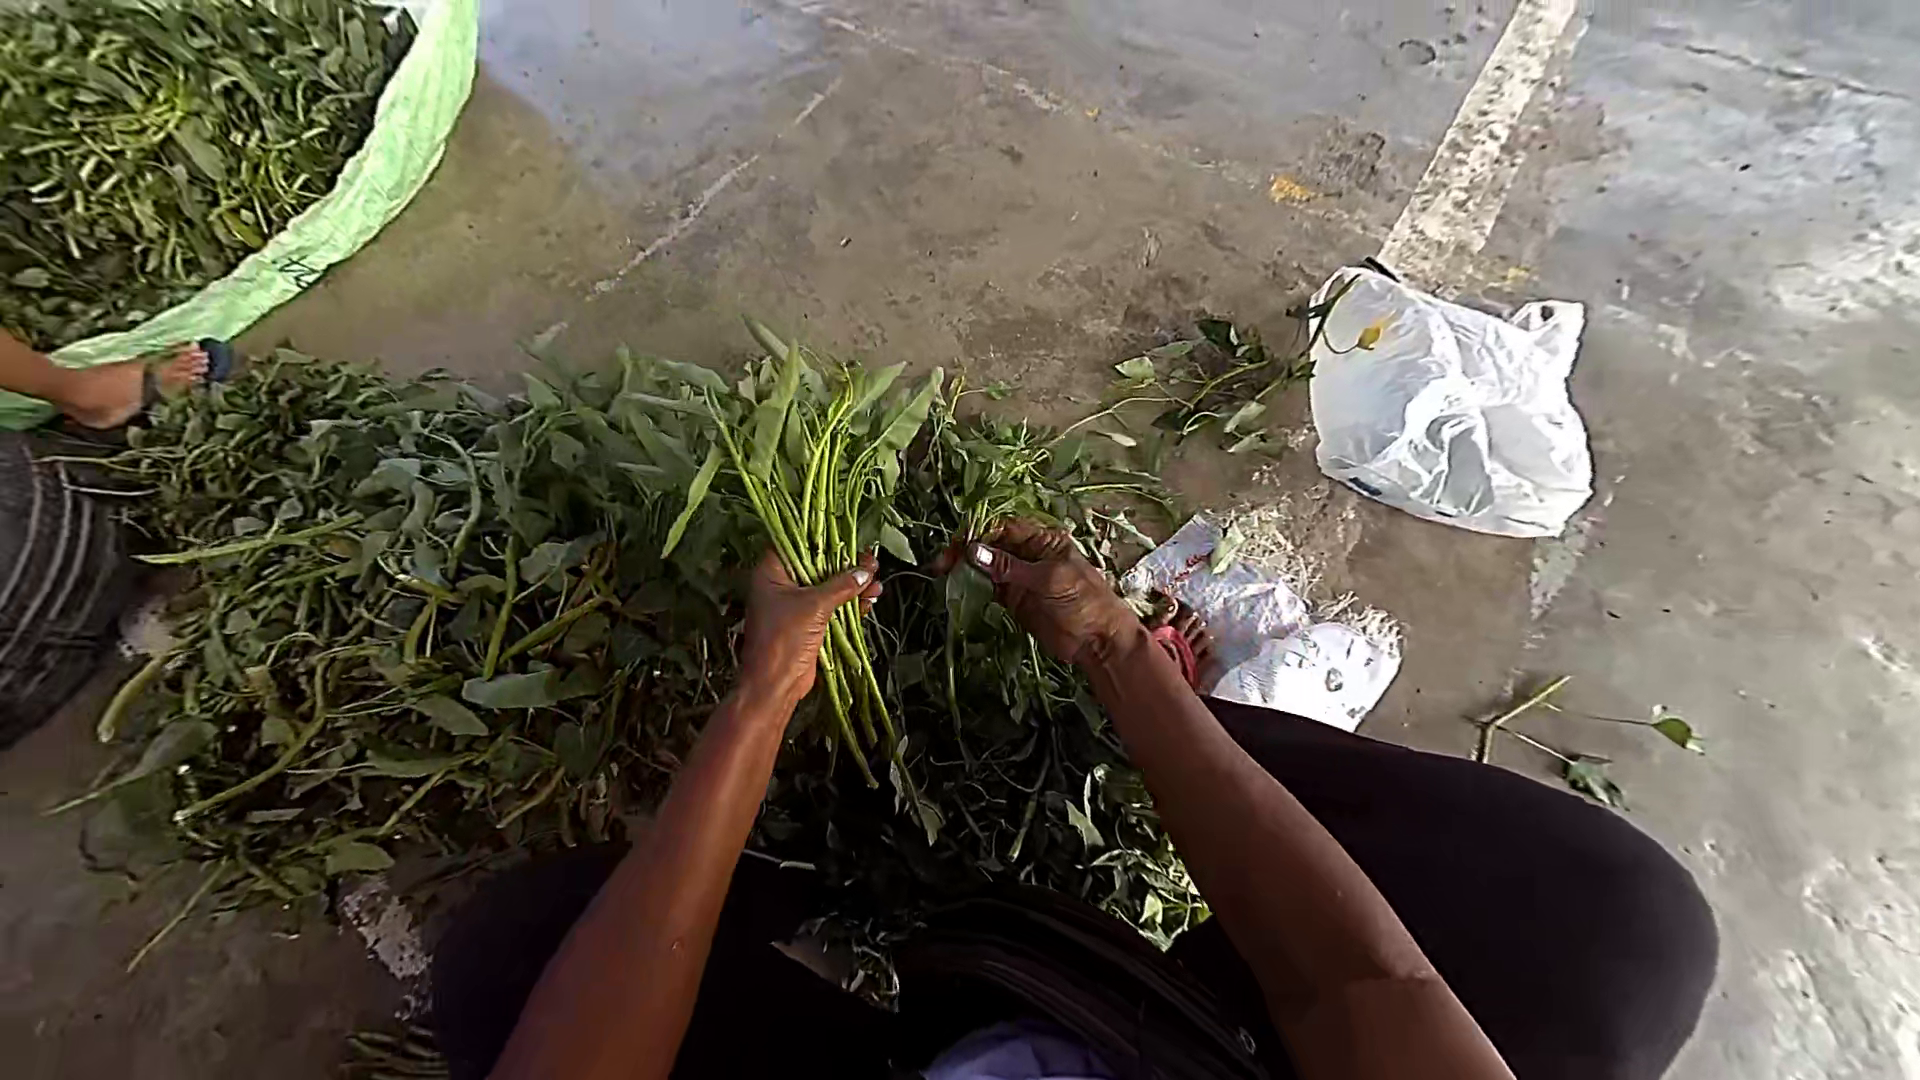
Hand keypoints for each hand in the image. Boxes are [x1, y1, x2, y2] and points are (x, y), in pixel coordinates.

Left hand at [737, 549, 880, 710]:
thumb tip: (864, 572)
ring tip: (876, 581)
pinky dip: (851, 603)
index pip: (796, 543)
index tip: (846, 536)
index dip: (821, 538)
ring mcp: (796, 604)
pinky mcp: (809, 622)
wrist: (776, 684)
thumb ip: (841, 585)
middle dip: (846, 565)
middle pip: (818, 565)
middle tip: (870, 561)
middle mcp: (783, 585)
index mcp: (772, 573)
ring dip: (853, 585)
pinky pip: (833, 606)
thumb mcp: (814, 605)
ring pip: (829, 586)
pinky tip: (870, 599)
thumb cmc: (783, 639)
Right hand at [946, 519, 1137, 667]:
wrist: (1098, 641)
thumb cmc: (1084, 601)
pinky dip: (972, 587)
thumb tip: (974, 551)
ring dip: (965, 568)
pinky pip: (987, 587)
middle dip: (965, 551)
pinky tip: (958, 588)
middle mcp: (1027, 554)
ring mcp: (1019, 577)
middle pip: (989, 545)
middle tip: (943, 564)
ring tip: (944, 574)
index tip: (957, 546)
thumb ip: (1010, 566)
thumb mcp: (1049, 579)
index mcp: (1042, 540)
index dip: (978, 533)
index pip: (1003, 528)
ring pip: (984, 566)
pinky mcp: (1013, 599)